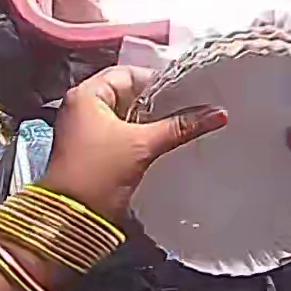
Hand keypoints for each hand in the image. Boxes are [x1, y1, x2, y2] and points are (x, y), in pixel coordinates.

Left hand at [40, 66, 227, 219]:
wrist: (72, 217)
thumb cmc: (99, 172)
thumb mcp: (142, 145)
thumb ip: (180, 126)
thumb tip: (218, 113)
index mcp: (87, 95)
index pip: (128, 74)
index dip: (158, 80)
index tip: (186, 91)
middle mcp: (83, 106)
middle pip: (128, 94)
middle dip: (157, 101)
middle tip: (189, 106)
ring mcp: (86, 129)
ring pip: (126, 115)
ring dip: (151, 120)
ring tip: (182, 122)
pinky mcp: (93, 150)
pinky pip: (122, 133)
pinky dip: (141, 135)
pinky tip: (164, 140)